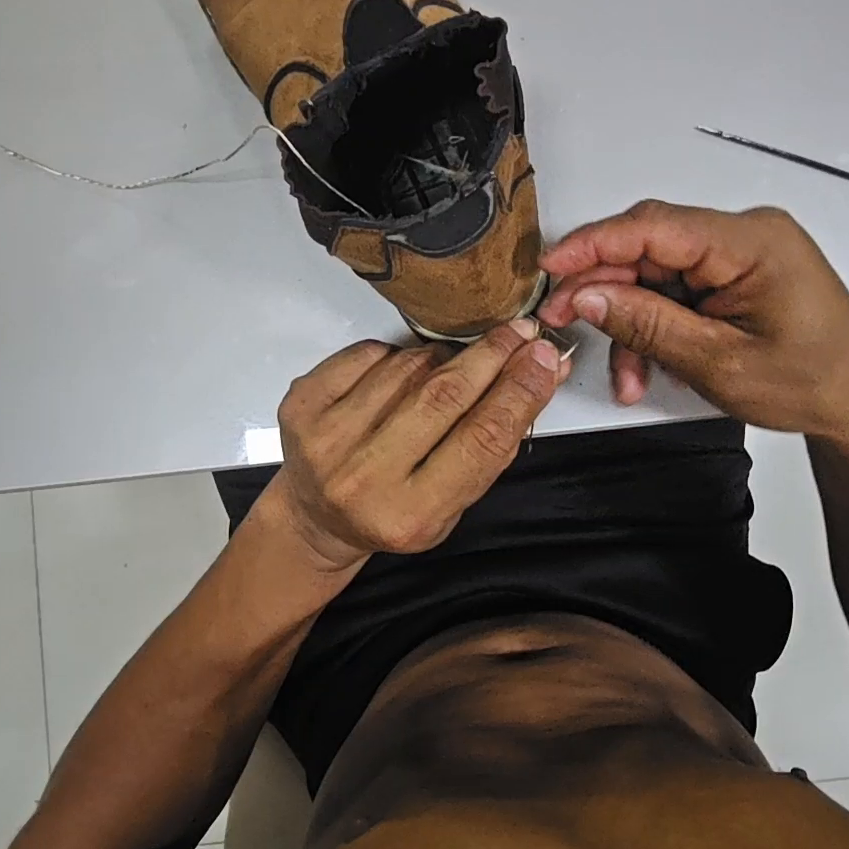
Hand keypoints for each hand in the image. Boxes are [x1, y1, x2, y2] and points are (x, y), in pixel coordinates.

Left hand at [255, 321, 569, 572]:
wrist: (317, 516)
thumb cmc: (391, 510)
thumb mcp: (452, 500)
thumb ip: (495, 441)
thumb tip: (543, 372)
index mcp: (409, 514)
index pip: (480, 441)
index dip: (520, 392)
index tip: (546, 357)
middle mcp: (363, 479)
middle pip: (445, 396)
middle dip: (492, 355)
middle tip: (521, 331)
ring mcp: (327, 439)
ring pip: (409, 367)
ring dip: (442, 359)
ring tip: (448, 373)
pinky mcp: (302, 403)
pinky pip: (370, 353)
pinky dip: (396, 355)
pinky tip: (400, 374)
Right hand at [537, 200, 848, 439]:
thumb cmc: (814, 384)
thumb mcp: (718, 362)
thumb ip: (646, 324)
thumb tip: (589, 295)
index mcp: (754, 243)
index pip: (654, 226)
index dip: (593, 243)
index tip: (552, 265)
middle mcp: (748, 236)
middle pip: (650, 249)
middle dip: (607, 291)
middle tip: (565, 319)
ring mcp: (741, 255)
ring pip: (656, 275)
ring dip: (632, 322)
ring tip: (629, 374)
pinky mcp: (735, 275)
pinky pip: (676, 290)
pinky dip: (655, 325)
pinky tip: (649, 362)